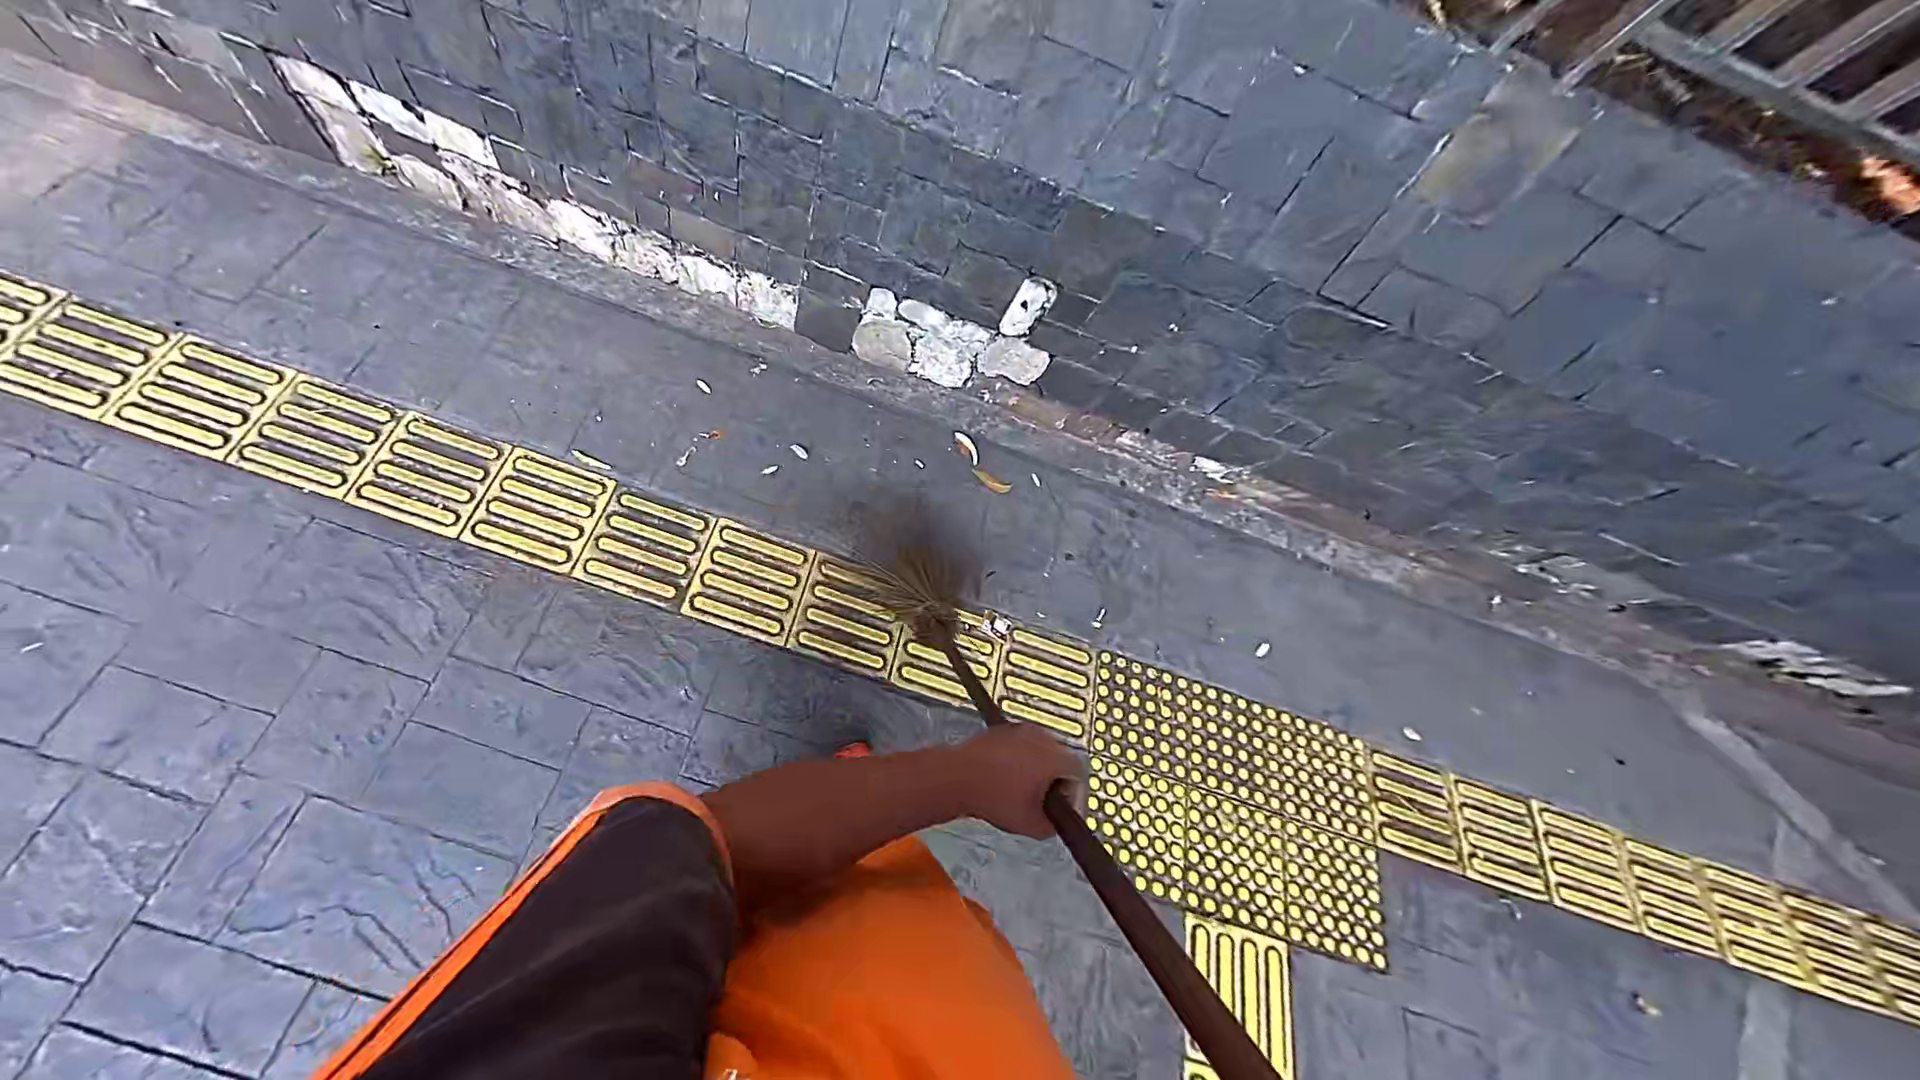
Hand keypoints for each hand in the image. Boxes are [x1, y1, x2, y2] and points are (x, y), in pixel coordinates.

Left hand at [952, 724, 1084, 838]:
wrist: (956, 777)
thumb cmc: (992, 796)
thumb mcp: (1031, 825)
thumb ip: (1052, 824)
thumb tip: (1053, 822)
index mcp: (1054, 757)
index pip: (1079, 775)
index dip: (1075, 797)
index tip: (1066, 810)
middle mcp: (1041, 738)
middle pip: (1062, 760)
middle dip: (1057, 782)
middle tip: (1046, 802)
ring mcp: (1021, 731)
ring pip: (1041, 751)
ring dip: (1038, 770)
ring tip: (1024, 792)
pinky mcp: (1003, 730)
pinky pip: (1022, 746)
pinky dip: (1021, 761)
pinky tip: (1007, 780)